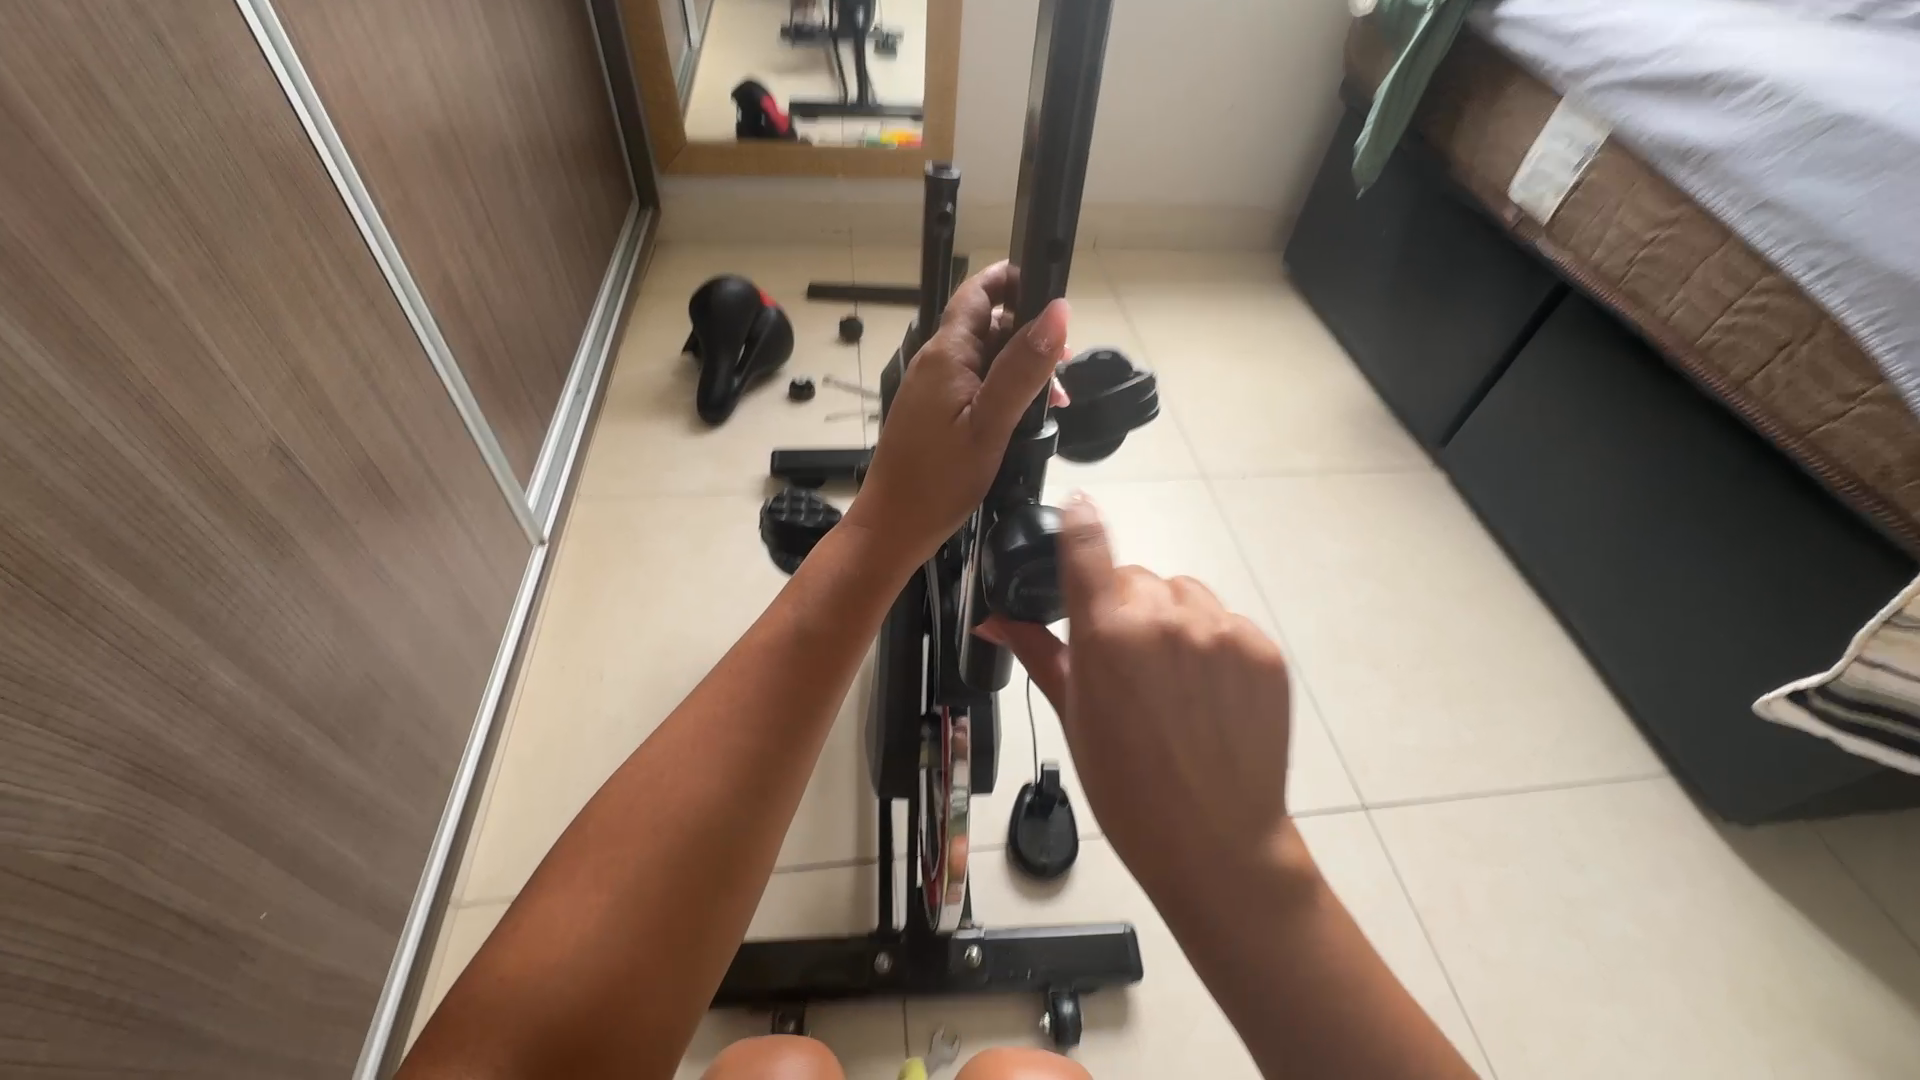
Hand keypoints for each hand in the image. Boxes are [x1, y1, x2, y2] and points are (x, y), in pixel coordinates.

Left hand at [842, 261, 1067, 569]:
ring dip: (1021, 369)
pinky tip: (1026, 418)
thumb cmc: (939, 481)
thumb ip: (1022, 367)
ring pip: (986, 360)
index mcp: (947, 354)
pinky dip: (1004, 394)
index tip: (1051, 291)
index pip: (979, 292)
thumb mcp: (991, 424)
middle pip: (988, 326)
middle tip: (1065, 367)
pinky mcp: (934, 414)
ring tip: (1054, 401)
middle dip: (1029, 336)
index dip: (1014, 281)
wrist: (894, 527)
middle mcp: (936, 363)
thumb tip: (1057, 311)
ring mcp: (933, 390)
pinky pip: (975, 388)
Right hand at [977, 497, 1294, 887]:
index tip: (1078, 509)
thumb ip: (1038, 653)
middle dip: (1123, 605)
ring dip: (1170, 618)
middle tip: (1124, 660)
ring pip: (1183, 594)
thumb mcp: (1073, 716)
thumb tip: (994, 619)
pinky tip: (1208, 692)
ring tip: (1171, 678)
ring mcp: (1221, 631)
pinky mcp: (1263, 648)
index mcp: (1107, 633)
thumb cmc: (1126, 786)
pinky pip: (1226, 623)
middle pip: (1136, 578)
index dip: (1078, 521)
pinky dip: (1212, 643)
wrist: (1215, 841)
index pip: (1087, 545)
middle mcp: (1166, 617)